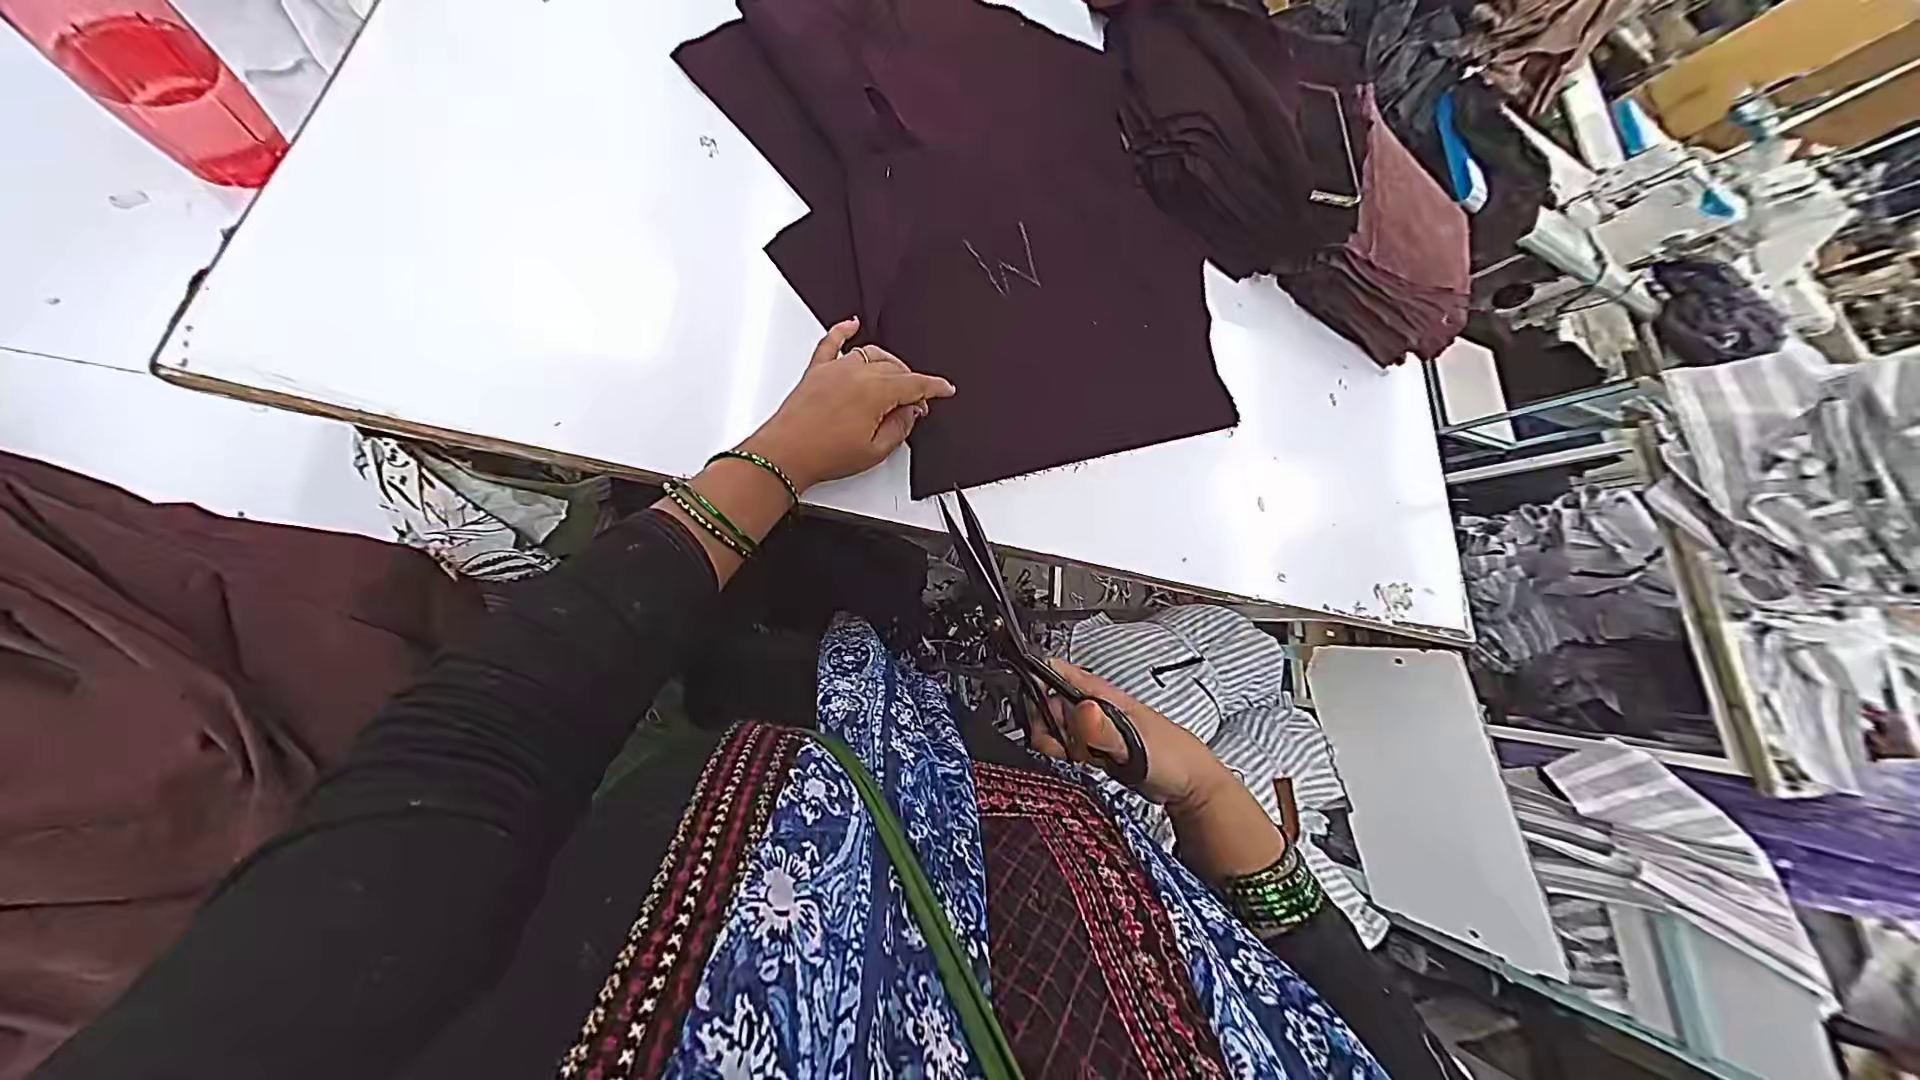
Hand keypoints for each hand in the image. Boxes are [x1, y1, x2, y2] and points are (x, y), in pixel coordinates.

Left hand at [738, 317, 955, 490]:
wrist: (785, 455)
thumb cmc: (823, 454)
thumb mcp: (875, 450)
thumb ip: (900, 427)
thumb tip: (911, 412)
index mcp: (875, 391)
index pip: (915, 384)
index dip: (934, 387)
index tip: (944, 389)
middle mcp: (856, 373)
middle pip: (896, 369)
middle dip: (911, 383)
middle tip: (915, 404)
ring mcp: (835, 368)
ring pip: (872, 354)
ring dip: (889, 364)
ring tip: (896, 380)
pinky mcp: (817, 370)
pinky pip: (831, 341)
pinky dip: (843, 330)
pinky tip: (851, 324)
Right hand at [1030, 659, 1238, 813]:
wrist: (1188, 784)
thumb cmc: (1171, 756)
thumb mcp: (1136, 743)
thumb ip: (1106, 730)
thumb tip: (1082, 710)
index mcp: (1101, 692)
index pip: (1055, 672)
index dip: (1037, 685)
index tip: (1038, 712)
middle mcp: (1093, 704)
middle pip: (1047, 700)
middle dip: (1046, 724)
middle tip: (1063, 744)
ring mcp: (1092, 723)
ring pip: (1054, 723)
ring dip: (1057, 742)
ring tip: (1081, 755)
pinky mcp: (1092, 743)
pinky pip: (1065, 742)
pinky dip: (1066, 753)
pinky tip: (1085, 761)